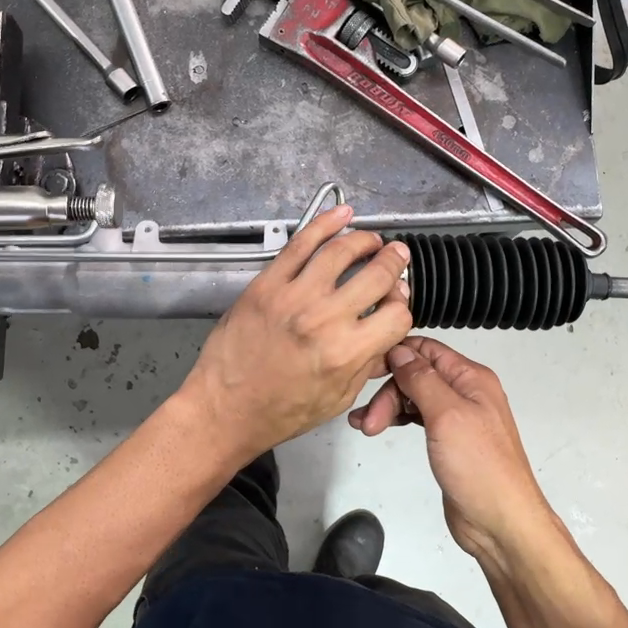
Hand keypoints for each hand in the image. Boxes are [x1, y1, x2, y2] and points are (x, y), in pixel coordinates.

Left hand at [178, 204, 412, 459]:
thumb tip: (387, 336)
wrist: (225, 408)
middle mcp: (324, 319)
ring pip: (341, 251)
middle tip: (397, 255)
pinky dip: (324, 224)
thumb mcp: (337, 399)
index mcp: (346, 353)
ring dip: (364, 240)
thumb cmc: (279, 411)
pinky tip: (340, 215)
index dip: (403, 305)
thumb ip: (367, 364)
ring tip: (371, 239)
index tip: (397, 301)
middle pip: (377, 275)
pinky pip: (301, 244)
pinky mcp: (267, 284)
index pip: (397, 314)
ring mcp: (293, 297)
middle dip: (394, 262)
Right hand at [350, 337, 553, 565]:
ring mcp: (457, 417)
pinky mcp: (448, 441)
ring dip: (387, 407)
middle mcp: (465, 392)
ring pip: (414, 397)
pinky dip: (397, 420)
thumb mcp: (447, 415)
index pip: (426, 349)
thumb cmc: (477, 465)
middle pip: (417, 375)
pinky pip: (418, 419)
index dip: (395, 353)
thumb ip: (421, 379)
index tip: (366, 369)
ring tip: (363, 427)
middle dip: (388, 391)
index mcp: (471, 378)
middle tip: (366, 421)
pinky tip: (376, 428)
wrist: (501, 523)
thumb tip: (399, 349)